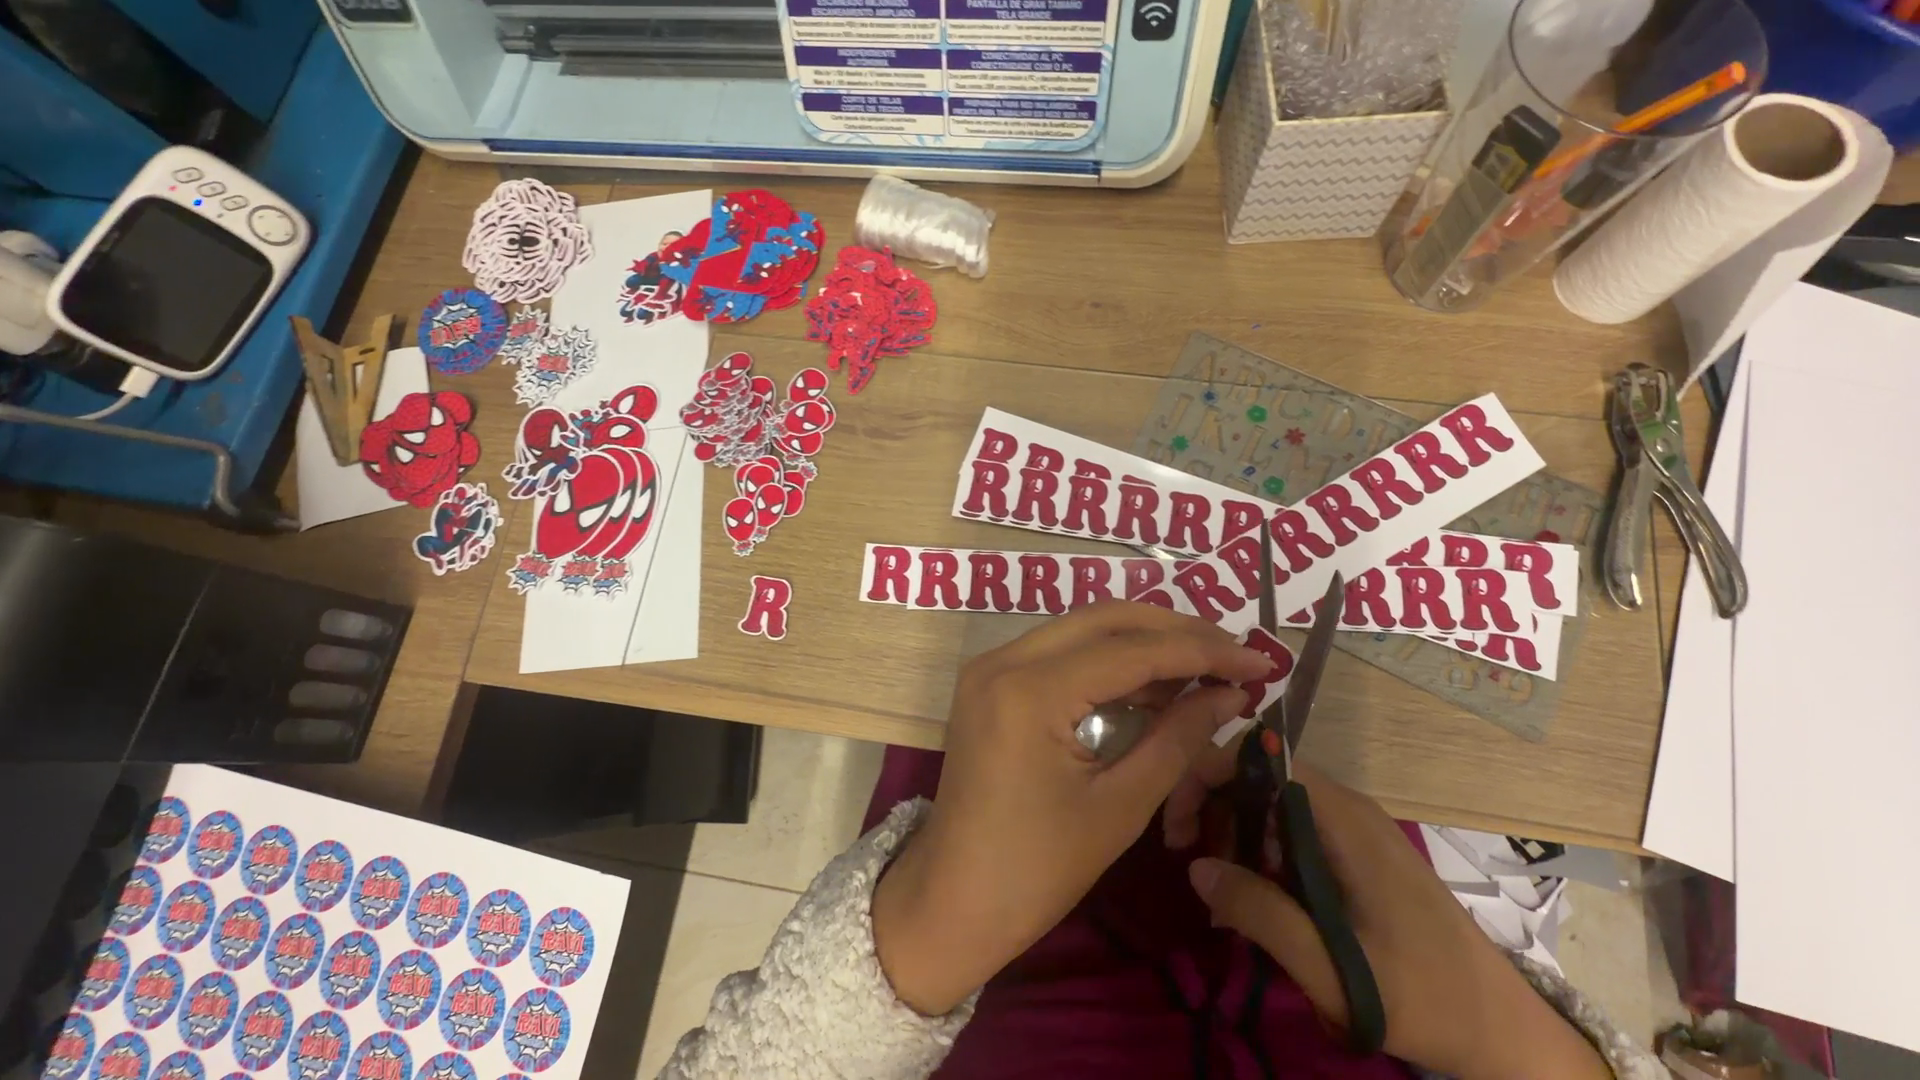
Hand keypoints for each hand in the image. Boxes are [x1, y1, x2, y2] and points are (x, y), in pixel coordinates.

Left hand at [872, 601, 1272, 1015]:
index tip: (1261, 660)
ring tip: (1206, 668)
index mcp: (1030, 691)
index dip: (1203, 651)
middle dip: (1175, 632)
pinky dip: (1107, 662)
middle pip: (1104, 620)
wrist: (954, 902)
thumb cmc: (1038, 869)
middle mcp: (1003, 661)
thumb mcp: (1120, 805)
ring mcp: (989, 669)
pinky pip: (1058, 654)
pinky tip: (1152, 683)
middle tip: (1235, 654)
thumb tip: (1232, 693)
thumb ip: (1178, 737)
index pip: (1132, 650)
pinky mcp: (989, 685)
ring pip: (1080, 630)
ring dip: (1143, 643)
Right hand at [1183, 766, 1611, 1079]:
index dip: (1205, 778)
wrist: (1501, 1028)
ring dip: (1236, 837)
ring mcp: (1355, 830)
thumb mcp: (1333, 968)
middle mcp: (1347, 809)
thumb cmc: (1422, 997)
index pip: (1256, 757)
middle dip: (1214, 812)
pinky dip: (1263, 854)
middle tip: (1195, 869)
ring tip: (1225, 894)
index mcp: (1343, 820)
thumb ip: (1261, 915)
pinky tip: (1260, 900)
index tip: (1177, 833)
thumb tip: (1197, 867)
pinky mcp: (1358, 853)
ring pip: (1273, 805)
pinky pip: (1294, 831)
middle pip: (1258, 778)